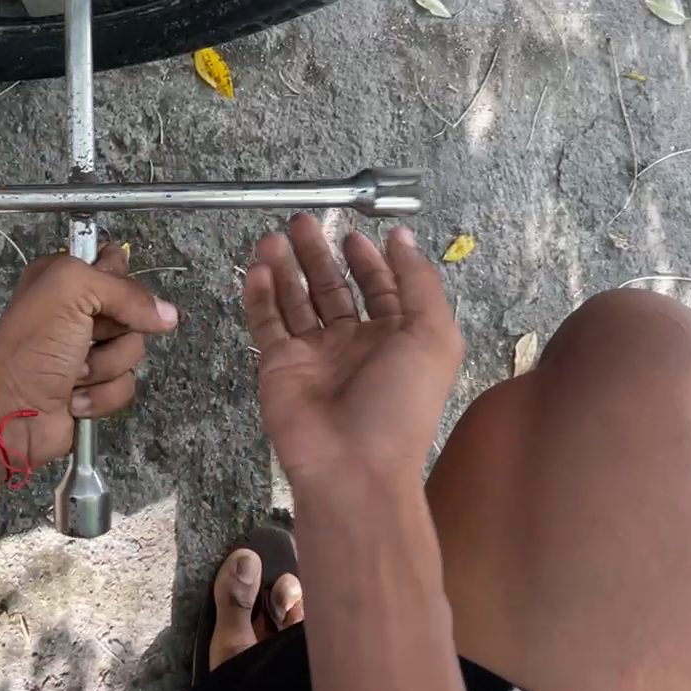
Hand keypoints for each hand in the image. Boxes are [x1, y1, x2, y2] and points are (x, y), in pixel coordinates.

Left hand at [0, 244, 178, 470]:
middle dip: (114, 330)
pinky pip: (127, 386)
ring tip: (75, 373)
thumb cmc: (34, 343)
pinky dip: (102, 395)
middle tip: (88, 337)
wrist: (9, 411)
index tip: (104, 295)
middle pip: (134, 309)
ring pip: (134, 350)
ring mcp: (88, 351)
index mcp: (65, 276)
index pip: (115, 261)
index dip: (119, 278)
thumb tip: (168, 316)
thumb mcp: (72, 291)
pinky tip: (74, 399)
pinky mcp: (96, 387)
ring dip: (105, 366)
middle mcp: (77, 310)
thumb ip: (125, 291)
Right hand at [242, 214, 463, 481]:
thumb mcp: (433, 337)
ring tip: (271, 238)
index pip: (378, 289)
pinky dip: (259, 295)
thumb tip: (402, 237)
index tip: (352, 235)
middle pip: (330, 288)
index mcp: (394, 338)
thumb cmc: (400, 404)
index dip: (368, 261)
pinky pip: (267, 322)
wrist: (352, 466)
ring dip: (283, 268)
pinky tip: (258, 270)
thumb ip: (418, 282)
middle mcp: (352, 343)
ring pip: (294, 300)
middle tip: (299, 223)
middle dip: (316, 255)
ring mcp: (313, 354)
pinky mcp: (278, 364)